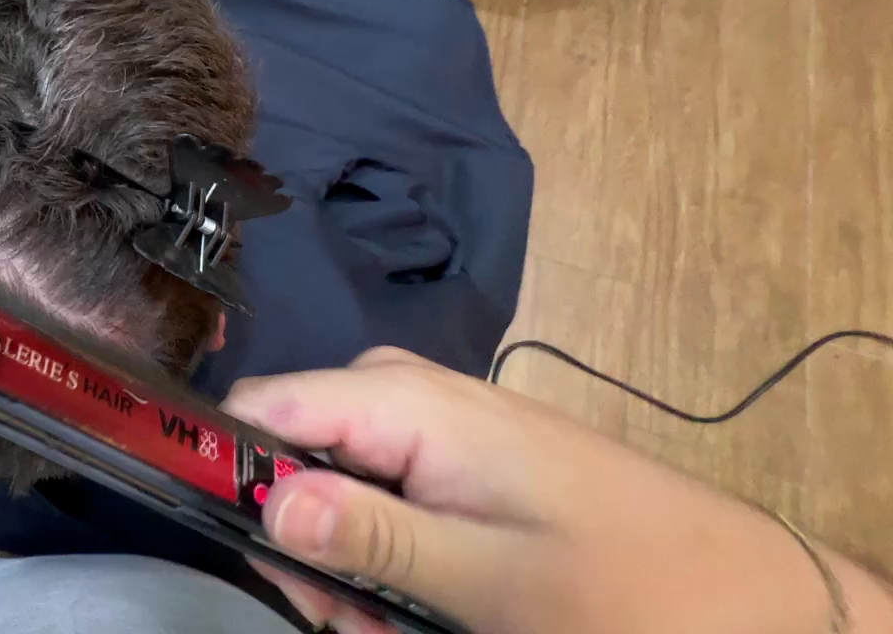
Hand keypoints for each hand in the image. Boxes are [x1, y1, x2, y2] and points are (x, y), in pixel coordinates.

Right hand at [223, 348, 888, 633]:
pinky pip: (371, 486)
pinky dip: (382, 550)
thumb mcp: (494, 579)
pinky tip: (426, 600)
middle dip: (307, 543)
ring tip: (402, 624)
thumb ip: (373, 535)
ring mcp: (416, 415)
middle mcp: (390, 387)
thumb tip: (267, 505)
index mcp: (393, 398)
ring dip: (347, 560)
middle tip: (357, 620)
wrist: (758, 596)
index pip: (258, 407)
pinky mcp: (439, 444)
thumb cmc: (626, 585)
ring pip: (326, 479)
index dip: (239, 474)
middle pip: (288, 451)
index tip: (273, 562)